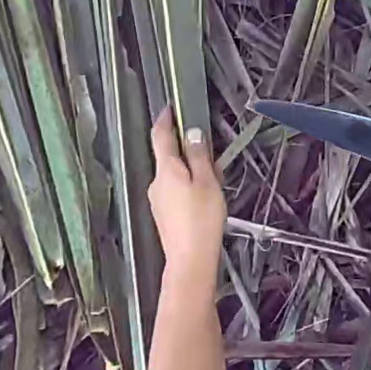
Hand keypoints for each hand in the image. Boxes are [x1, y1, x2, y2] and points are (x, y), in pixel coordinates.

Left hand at [148, 107, 225, 281]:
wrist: (190, 261)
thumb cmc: (201, 223)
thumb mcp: (207, 182)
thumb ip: (198, 156)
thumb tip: (193, 134)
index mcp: (166, 170)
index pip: (160, 135)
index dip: (165, 118)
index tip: (171, 108)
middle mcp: (156, 183)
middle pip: (169, 156)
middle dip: (188, 151)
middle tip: (210, 157)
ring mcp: (157, 200)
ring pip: (173, 176)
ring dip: (191, 172)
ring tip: (214, 184)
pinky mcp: (163, 214)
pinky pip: (175, 192)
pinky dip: (188, 189)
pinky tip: (205, 201)